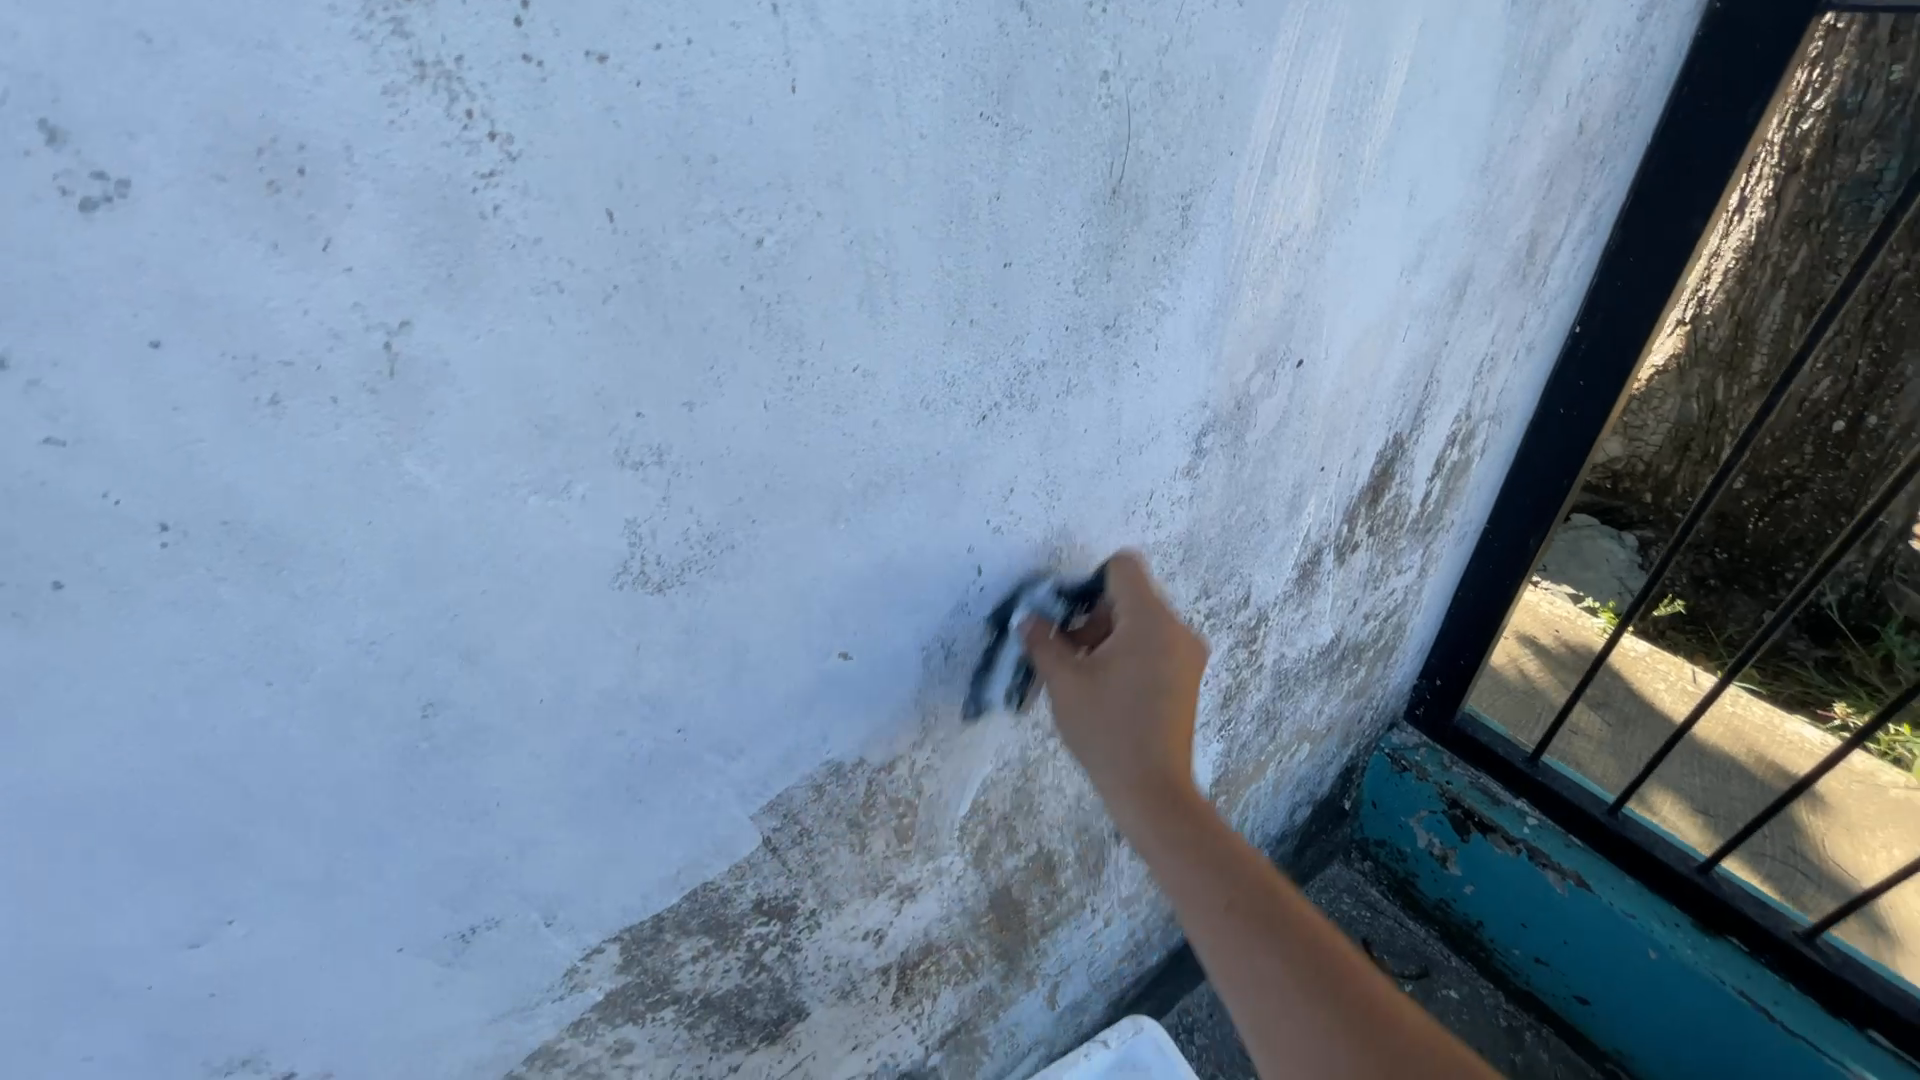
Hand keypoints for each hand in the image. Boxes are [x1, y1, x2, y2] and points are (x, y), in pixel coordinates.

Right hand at [1021, 550, 1209, 828]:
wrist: (1152, 790)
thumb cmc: (1106, 729)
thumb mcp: (1064, 681)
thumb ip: (1043, 640)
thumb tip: (1028, 619)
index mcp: (1152, 620)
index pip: (1122, 567)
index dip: (1087, 581)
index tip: (1067, 618)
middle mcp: (1178, 629)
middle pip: (1129, 596)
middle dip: (1092, 617)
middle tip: (1068, 655)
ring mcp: (1188, 654)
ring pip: (1140, 622)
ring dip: (1106, 637)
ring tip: (1083, 676)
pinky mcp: (1187, 677)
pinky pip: (1153, 645)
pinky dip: (1126, 654)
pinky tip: (1106, 689)